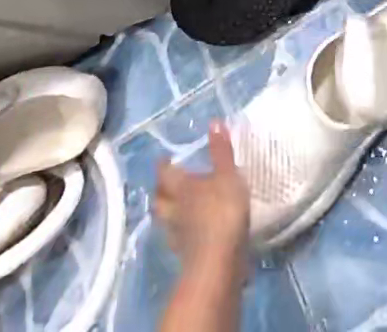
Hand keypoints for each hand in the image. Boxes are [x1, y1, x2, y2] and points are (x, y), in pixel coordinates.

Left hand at [154, 122, 250, 269]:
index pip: (164, 171)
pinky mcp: (187, 258)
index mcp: (179, 186)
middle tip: (167, 184)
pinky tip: (193, 235)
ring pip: (166, 221)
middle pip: (159, 198)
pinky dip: (183, 236)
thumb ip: (221, 151)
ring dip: (169, 214)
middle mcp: (173, 208)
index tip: (165, 159)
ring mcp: (177, 235)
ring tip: (178, 210)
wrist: (219, 264)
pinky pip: (180, 242)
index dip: (163, 165)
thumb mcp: (227, 176)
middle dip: (161, 190)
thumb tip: (214, 121)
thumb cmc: (222, 212)